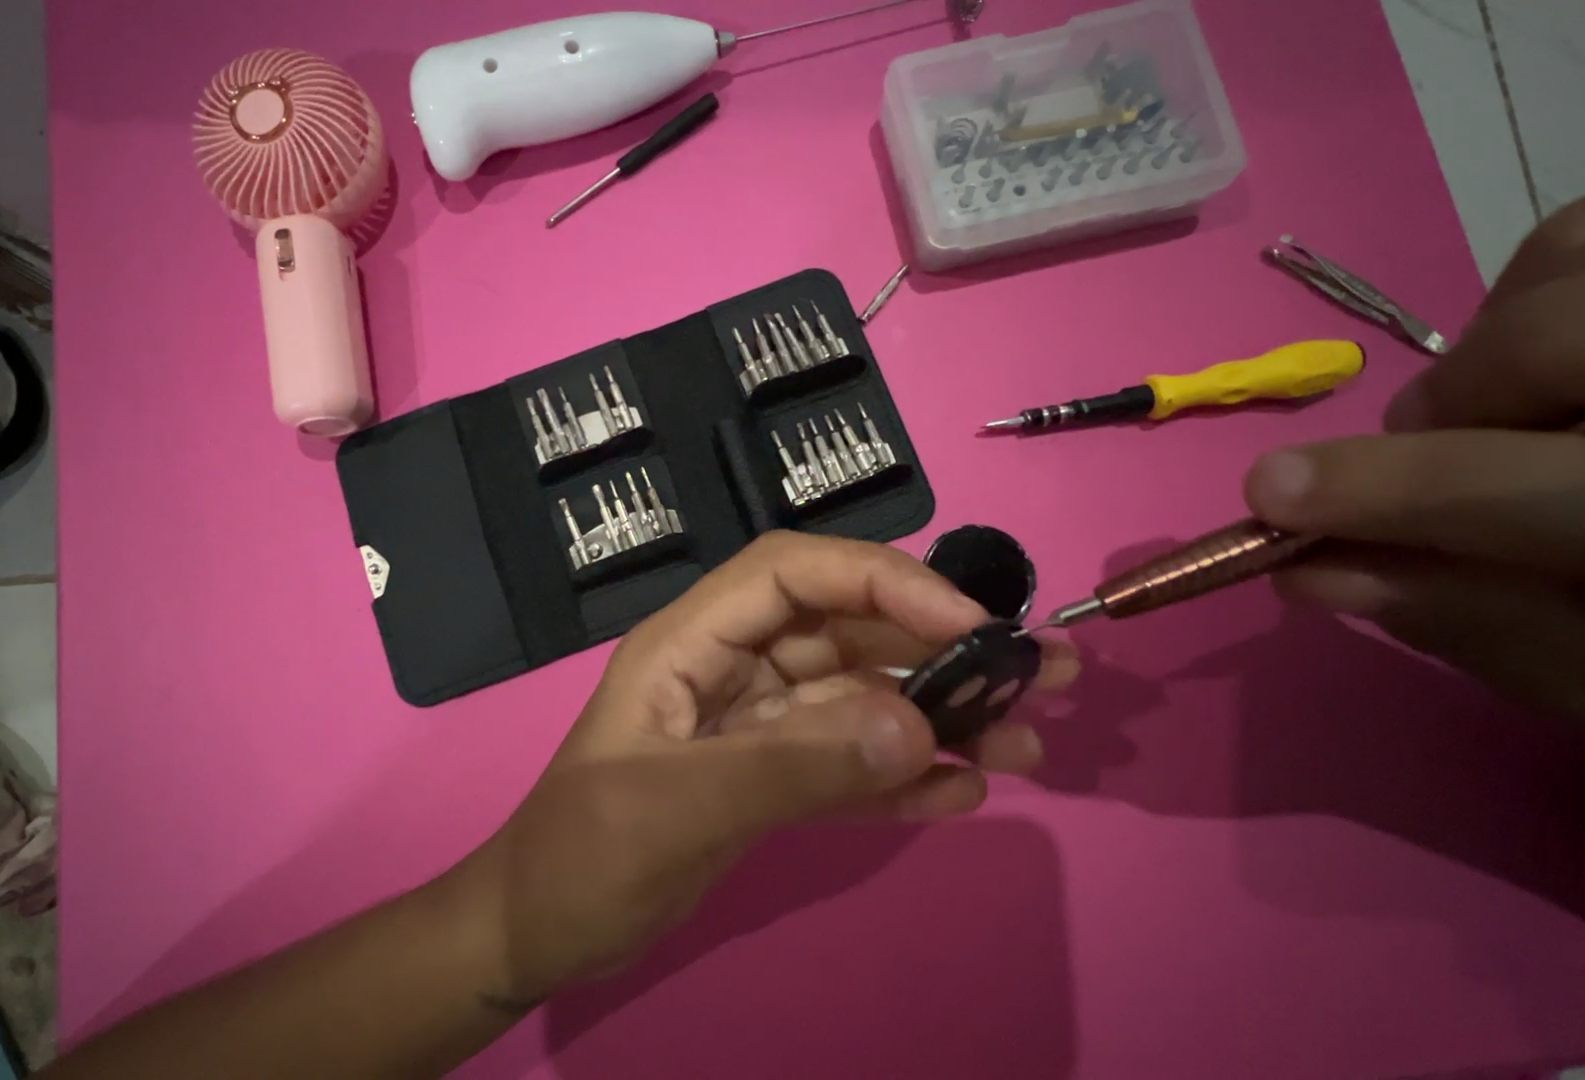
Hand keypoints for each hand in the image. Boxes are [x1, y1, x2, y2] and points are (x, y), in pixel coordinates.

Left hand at [455, 531, 1077, 1006]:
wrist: (542, 930)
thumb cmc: (584, 854)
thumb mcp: (677, 807)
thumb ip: (792, 765)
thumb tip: (919, 728)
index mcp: (694, 640)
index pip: (795, 572)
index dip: (882, 579)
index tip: (967, 624)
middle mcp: (735, 666)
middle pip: (847, 630)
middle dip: (940, 646)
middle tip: (1042, 671)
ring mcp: (759, 722)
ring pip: (862, 697)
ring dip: (941, 714)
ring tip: (1027, 744)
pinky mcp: (774, 777)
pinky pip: (851, 761)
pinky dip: (906, 775)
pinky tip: (963, 796)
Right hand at [1245, 173, 1584, 724]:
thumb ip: (1477, 622)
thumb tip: (1311, 572)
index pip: (1517, 492)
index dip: (1380, 490)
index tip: (1267, 494)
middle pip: (1549, 342)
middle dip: (1451, 405)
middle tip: (1433, 458)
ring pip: (1571, 259)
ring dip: (1499, 341)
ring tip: (1520, 406)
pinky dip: (1551, 276)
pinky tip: (1570, 348)